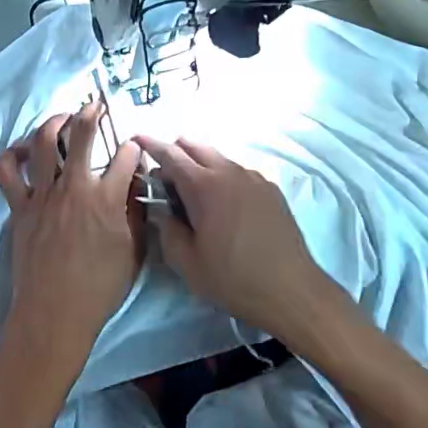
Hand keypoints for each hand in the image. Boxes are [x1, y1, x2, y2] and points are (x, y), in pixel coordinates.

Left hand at [0, 104, 143, 375]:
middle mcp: (75, 187)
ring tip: (62, 118)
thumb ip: (136, 216)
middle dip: (93, 112)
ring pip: (44, 142)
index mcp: (107, 198)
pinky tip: (23, 151)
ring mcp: (44, 195)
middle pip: (83, 134)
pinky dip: (13, 156)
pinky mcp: (20, 208)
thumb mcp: (133, 252)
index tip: (135, 149)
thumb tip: (136, 191)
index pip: (126, 157)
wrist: (54, 314)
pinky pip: (8, 173)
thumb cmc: (100, 288)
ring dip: (54, 122)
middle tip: (97, 105)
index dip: (134, 148)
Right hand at [133, 136, 342, 340]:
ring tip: (195, 195)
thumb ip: (166, 229)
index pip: (171, 154)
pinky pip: (240, 174)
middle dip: (176, 152)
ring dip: (201, 166)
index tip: (137, 138)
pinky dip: (224, 179)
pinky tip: (225, 206)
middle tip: (165, 176)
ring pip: (220, 159)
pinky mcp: (271, 190)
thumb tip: (161, 209)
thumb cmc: (232, 278)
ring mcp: (254, 178)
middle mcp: (230, 172)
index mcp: (204, 186)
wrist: (290, 290)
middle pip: (196, 147)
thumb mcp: (186, 262)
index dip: (151, 145)